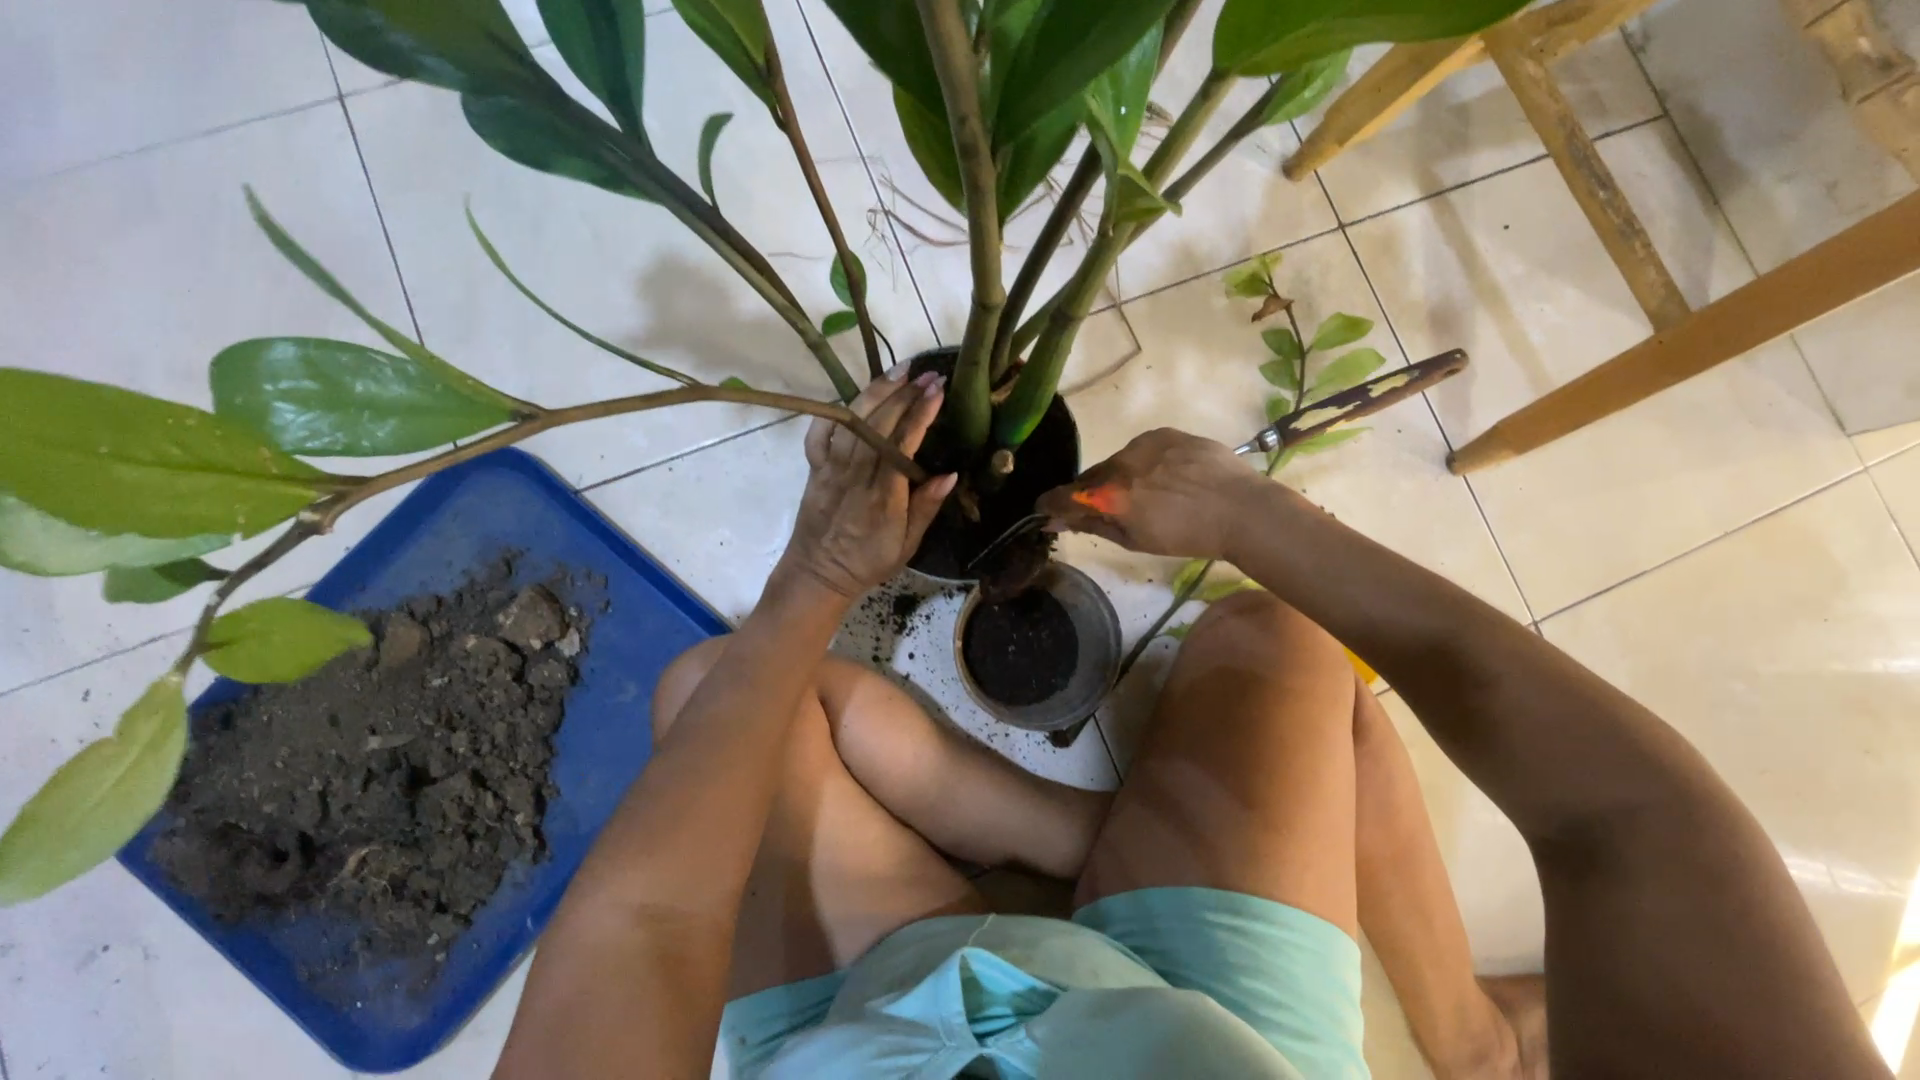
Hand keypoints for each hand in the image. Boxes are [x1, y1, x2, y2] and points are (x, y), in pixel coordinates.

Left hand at [778, 368, 957, 599]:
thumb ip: (926, 507)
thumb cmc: (869, 561)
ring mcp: (830, 469)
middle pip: (879, 423)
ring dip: (876, 391)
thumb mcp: (908, 544)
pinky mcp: (814, 468)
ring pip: (852, 421)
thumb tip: (949, 474)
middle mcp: (855, 475)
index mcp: (883, 495)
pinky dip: (835, 412)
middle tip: (929, 374)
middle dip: (905, 393)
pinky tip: (855, 398)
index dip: (920, 413)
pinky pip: (820, 433)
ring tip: (900, 371)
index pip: (903, 443)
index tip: (938, 390)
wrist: (818, 574)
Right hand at [1037, 428, 1271, 558]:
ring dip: (1120, 477)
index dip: (1051, 505)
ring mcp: (1144, 444)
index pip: (1062, 496)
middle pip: (1090, 478)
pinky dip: (1145, 462)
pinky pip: (1142, 449)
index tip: (1048, 513)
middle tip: (1109, 510)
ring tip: (1147, 494)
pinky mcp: (1166, 433)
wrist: (1242, 510)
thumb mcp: (1135, 540)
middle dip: (1091, 494)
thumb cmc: (1188, 535)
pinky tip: (1167, 477)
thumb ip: (1093, 526)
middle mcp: (1120, 463)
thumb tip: (1057, 521)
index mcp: (1110, 495)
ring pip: (1117, 461)